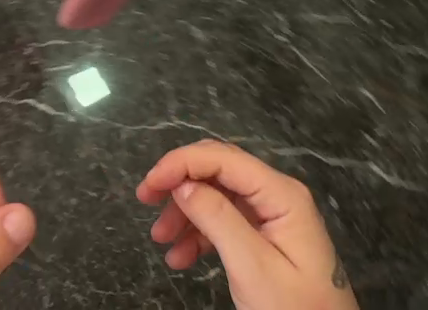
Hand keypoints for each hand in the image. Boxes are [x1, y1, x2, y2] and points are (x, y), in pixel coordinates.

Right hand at [137, 141, 357, 309]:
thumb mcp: (253, 269)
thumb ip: (218, 220)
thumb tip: (181, 184)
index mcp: (281, 194)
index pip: (222, 158)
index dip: (180, 164)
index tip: (149, 186)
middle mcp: (276, 195)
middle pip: (217, 171)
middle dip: (179, 183)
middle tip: (146, 201)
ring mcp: (271, 216)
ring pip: (216, 195)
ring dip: (185, 213)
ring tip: (160, 240)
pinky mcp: (266, 237)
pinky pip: (225, 221)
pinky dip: (199, 234)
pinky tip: (181, 257)